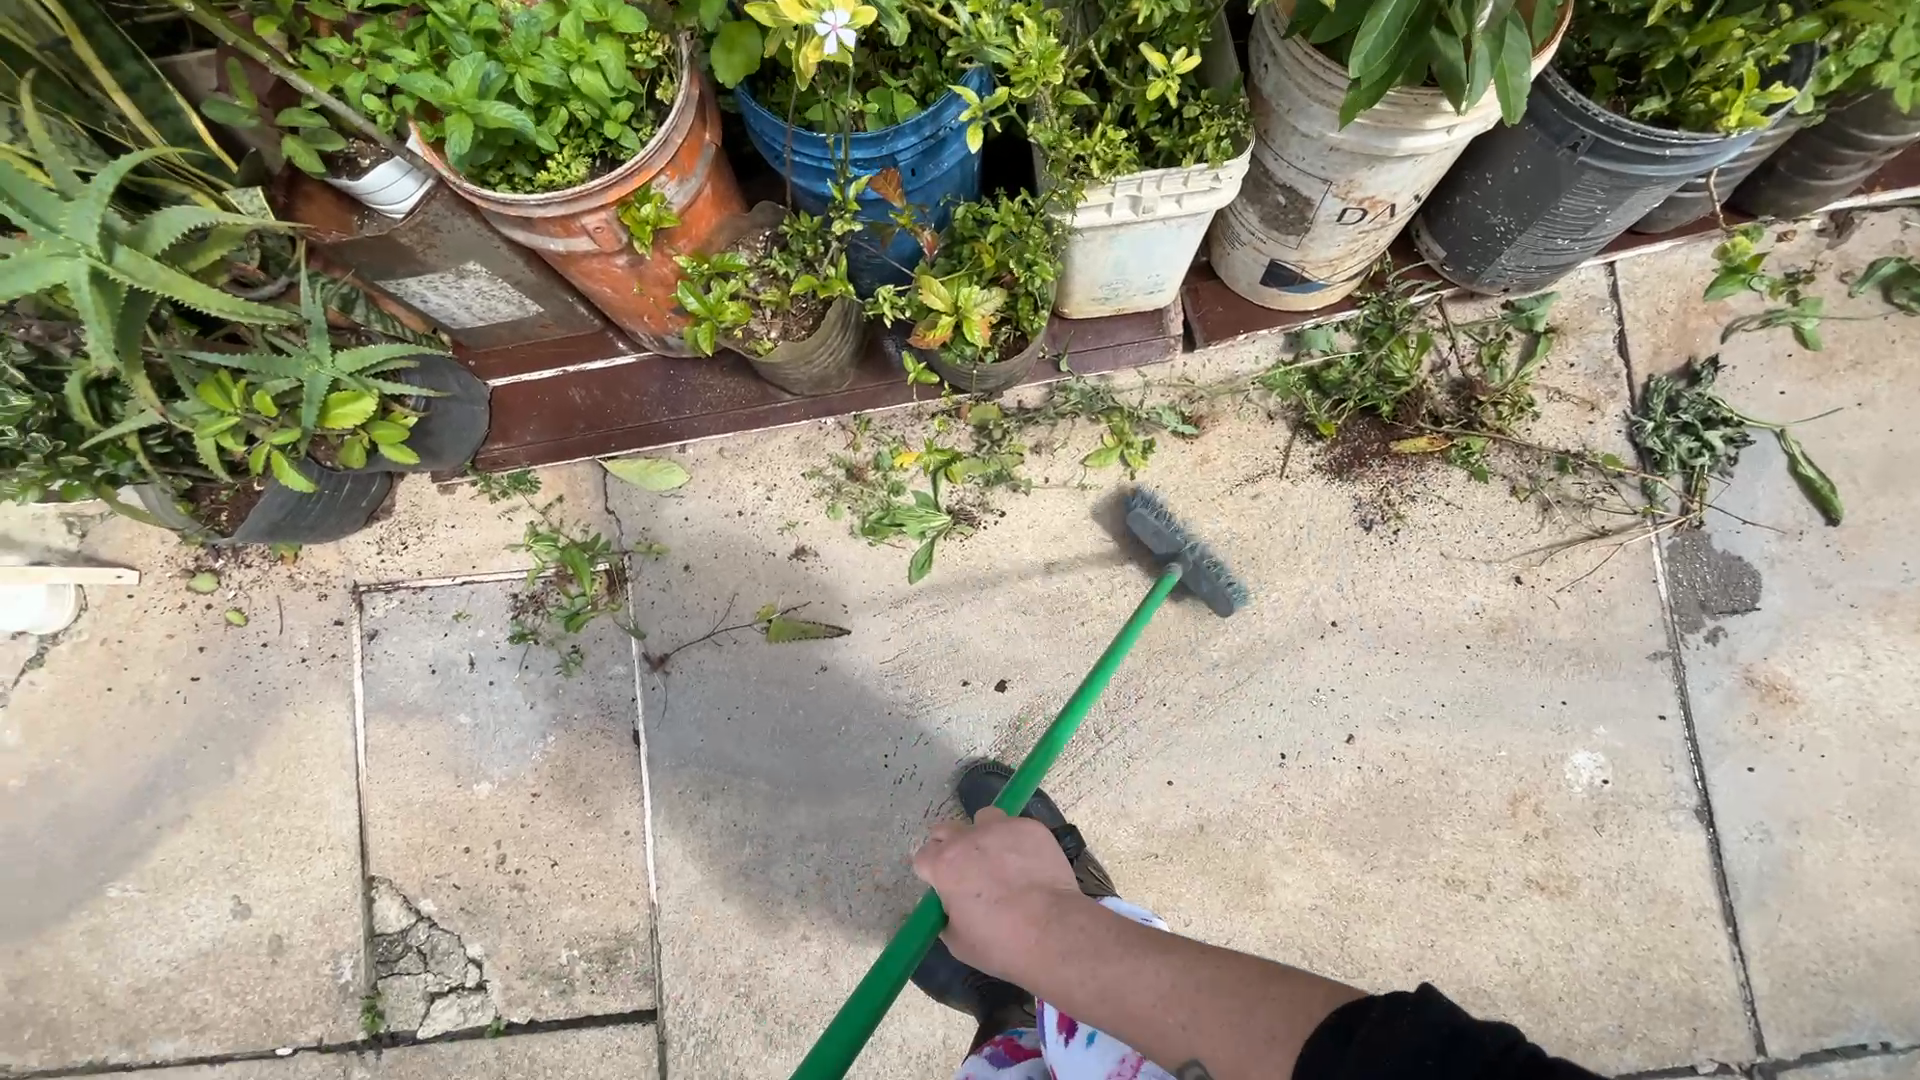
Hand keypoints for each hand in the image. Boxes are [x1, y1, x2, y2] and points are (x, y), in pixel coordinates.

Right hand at [912, 807, 1089, 981]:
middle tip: (967, 870)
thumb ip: (946, 912)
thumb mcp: (957, 940)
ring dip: (985, 835)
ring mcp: (1001, 828)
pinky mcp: (1030, 827)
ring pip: (983, 818)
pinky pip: (1016, 828)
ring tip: (1001, 858)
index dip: (931, 871)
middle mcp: (968, 838)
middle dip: (950, 846)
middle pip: (946, 829)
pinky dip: (1018, 842)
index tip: (942, 884)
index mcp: (944, 865)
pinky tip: (1030, 864)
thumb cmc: (1000, 943)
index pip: (923, 855)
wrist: (1052, 931)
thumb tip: (951, 902)